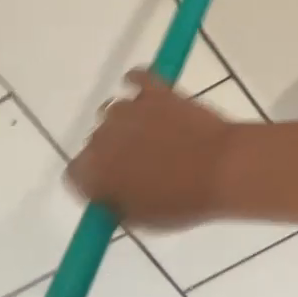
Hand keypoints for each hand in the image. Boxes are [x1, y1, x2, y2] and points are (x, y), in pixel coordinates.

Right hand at [67, 70, 233, 228]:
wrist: (223, 167)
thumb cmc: (184, 201)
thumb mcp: (142, 219)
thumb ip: (116, 205)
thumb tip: (110, 195)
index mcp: (95, 173)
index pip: (75, 174)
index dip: (92, 179)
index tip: (109, 184)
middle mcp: (104, 137)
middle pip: (95, 140)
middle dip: (111, 150)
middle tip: (137, 160)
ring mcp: (130, 110)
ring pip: (113, 111)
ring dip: (125, 120)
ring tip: (148, 131)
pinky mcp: (156, 90)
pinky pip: (138, 77)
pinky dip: (136, 81)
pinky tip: (142, 89)